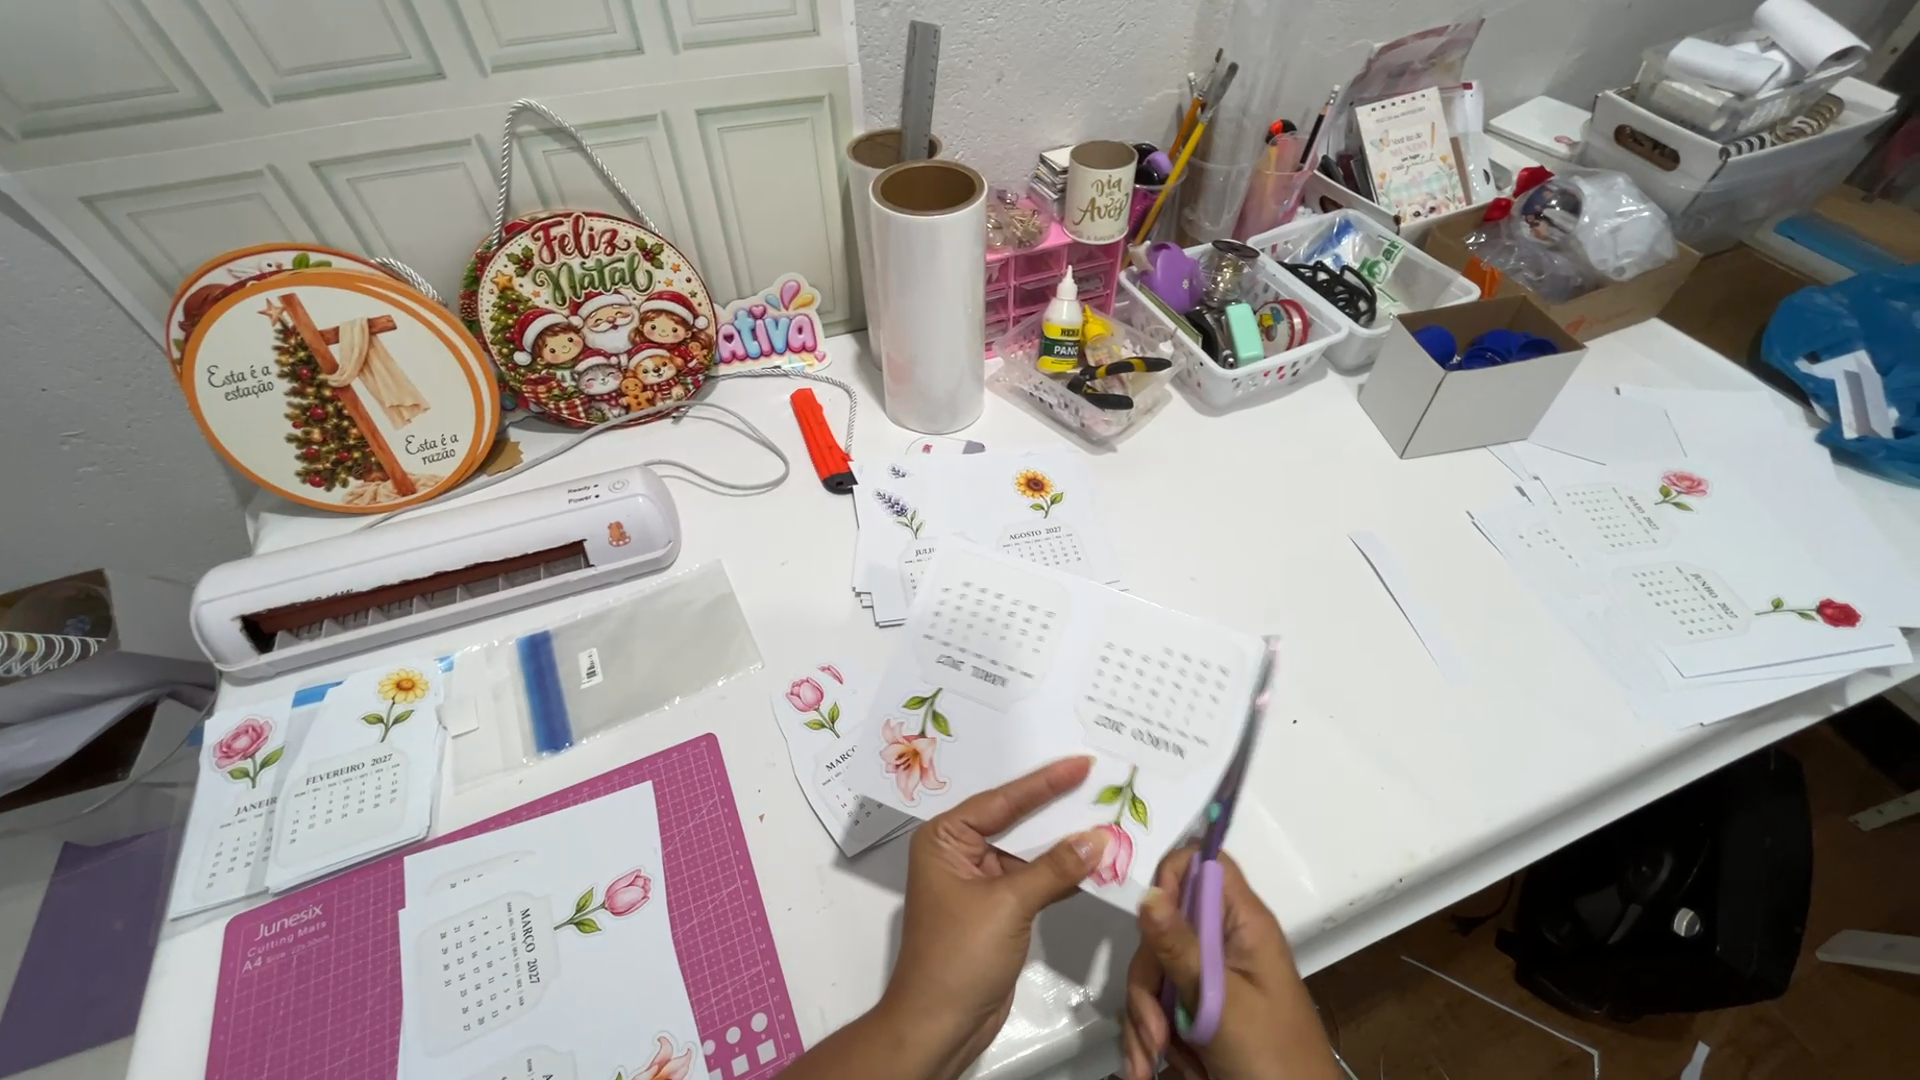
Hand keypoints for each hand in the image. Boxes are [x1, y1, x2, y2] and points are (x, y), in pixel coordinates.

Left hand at [878, 756, 1110, 1078]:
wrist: (940, 1026)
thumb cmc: (959, 955)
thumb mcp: (1008, 904)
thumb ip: (1055, 869)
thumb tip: (1099, 838)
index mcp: (945, 837)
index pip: (1002, 800)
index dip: (1045, 782)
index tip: (1080, 763)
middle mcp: (960, 850)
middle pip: (1015, 820)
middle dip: (1055, 806)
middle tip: (1096, 777)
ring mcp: (980, 879)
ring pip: (1029, 850)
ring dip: (1064, 841)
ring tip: (1105, 813)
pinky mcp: (999, 906)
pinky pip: (1035, 878)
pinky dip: (1063, 872)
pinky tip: (1096, 861)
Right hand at [1121, 848, 1339, 1079]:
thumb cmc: (1272, 1061)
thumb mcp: (1221, 1004)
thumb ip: (1180, 947)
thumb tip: (1147, 891)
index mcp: (1243, 924)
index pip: (1203, 863)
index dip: (1171, 878)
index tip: (1152, 922)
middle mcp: (1224, 941)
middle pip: (1164, 925)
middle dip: (1149, 980)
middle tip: (1155, 1031)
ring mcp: (1209, 976)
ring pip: (1155, 969)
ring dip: (1144, 1016)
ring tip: (1149, 1063)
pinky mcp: (1198, 1008)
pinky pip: (1157, 1003)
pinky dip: (1148, 1035)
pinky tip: (1147, 1067)